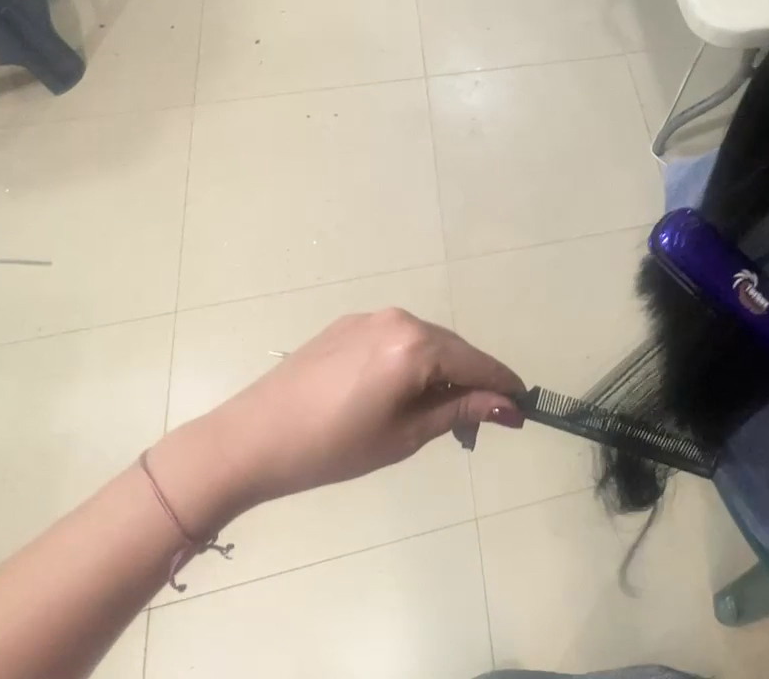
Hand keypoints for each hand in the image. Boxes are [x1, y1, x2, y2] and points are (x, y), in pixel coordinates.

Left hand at [175, 310, 525, 519]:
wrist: (246, 442)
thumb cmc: (330, 448)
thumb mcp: (404, 436)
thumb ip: (461, 411)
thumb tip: (507, 407)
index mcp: (416, 346)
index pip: (477, 363)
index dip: (503, 387)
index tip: (522, 410)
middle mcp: (399, 320)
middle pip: (454, 350)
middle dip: (472, 383)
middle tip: (477, 425)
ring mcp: (370, 318)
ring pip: (426, 344)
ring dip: (441, 373)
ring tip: (437, 414)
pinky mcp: (347, 326)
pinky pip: (397, 340)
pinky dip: (412, 364)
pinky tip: (401, 395)